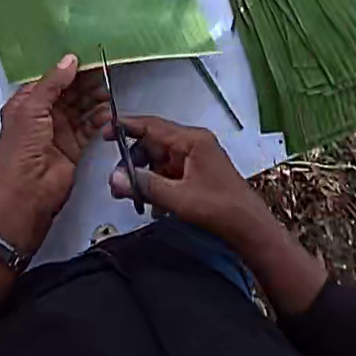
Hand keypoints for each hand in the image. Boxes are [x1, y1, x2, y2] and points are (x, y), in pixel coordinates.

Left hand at [0, 53, 109, 253]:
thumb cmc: (20, 151)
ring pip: (79, 109)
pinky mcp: (72, 148)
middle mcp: (41, 117)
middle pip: (67, 93)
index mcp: (25, 104)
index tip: (86, 58)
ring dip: (93, 99)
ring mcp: (58, 132)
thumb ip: (52, 83)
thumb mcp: (32, 108)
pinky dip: (99, 118)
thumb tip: (69, 60)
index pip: (49, 80)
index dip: (67, 70)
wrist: (27, 193)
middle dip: (84, 83)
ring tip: (109, 87)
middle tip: (104, 70)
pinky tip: (109, 110)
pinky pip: (88, 127)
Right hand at [107, 115, 275, 246]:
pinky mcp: (195, 174)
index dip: (125, 126)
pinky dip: (155, 184)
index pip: (151, 125)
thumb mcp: (178, 198)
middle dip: (131, 161)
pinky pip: (167, 172)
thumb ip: (145, 185)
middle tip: (117, 179)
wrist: (250, 230)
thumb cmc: (222, 209)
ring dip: (142, 175)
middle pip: (152, 144)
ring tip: (130, 194)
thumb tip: (116, 176)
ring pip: (157, 160)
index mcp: (192, 140)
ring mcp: (194, 159)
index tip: (104, 130)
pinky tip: (150, 203)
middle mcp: (193, 144)